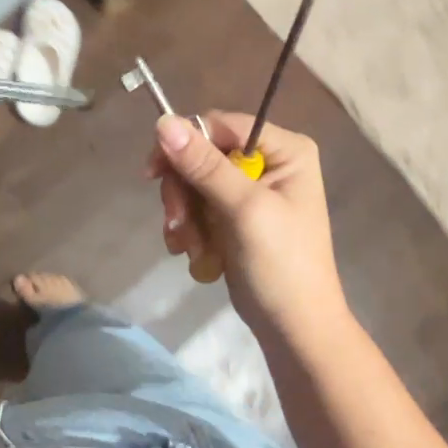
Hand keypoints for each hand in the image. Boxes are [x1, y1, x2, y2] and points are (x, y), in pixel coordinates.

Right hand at [147, 112, 347, 339]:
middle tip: (178, 224)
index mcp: (285, 149)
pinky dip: (189, 229)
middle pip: (200, 156)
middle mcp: (268, 162)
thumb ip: (204, 165)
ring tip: (189, 246)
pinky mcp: (233, 218)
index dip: (185, 144)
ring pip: (192, 184)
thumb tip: (163, 122)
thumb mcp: (243, 209)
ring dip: (183, 216)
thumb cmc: (280, 263)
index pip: (220, 125)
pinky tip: (192, 252)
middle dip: (183, 192)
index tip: (154, 173)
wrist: (293, 325)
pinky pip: (195, 208)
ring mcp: (249, 192)